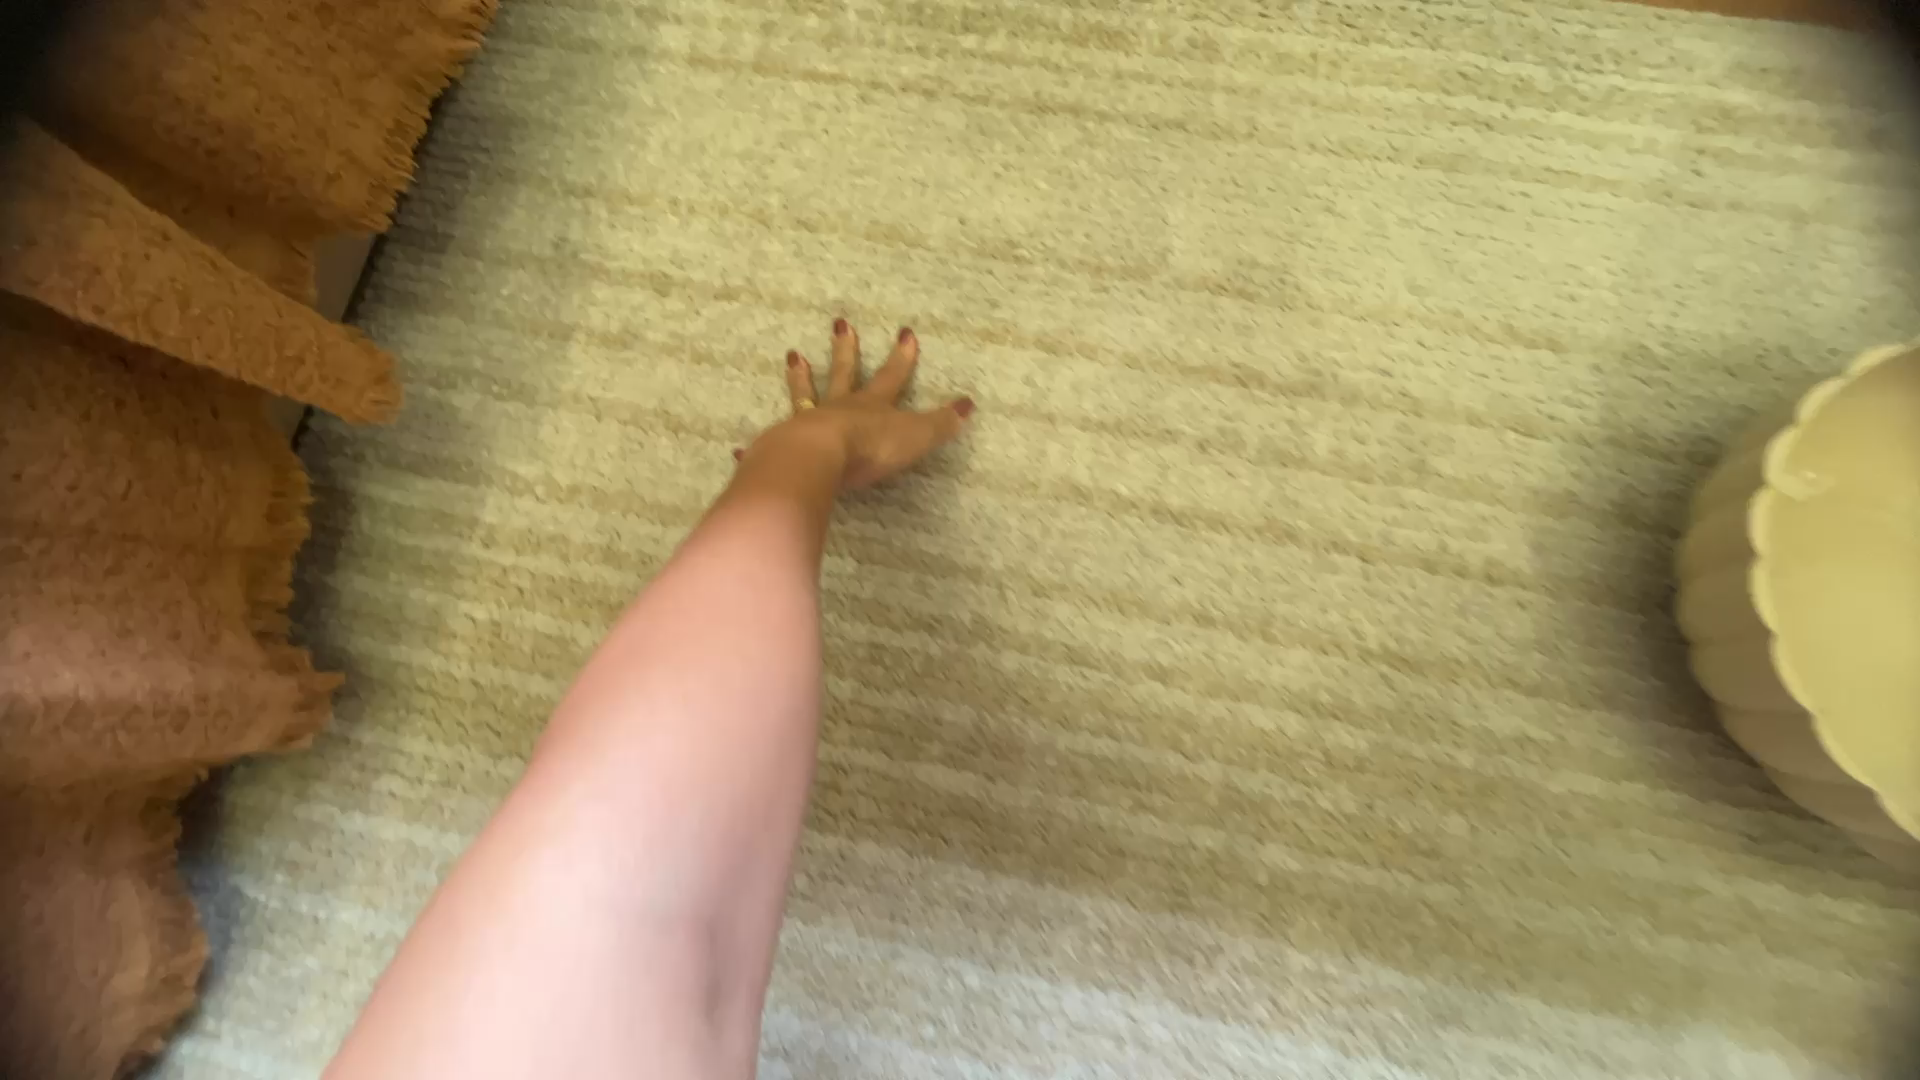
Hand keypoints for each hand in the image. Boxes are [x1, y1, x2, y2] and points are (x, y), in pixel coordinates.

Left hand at [747, 319, 973, 489]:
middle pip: (843, 374)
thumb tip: (969, 406)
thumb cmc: (870, 448)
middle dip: (846, 350)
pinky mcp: (783, 448)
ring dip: (800, 378)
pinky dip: (756, 451)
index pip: (891, 377)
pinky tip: (739, 452)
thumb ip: (941, 424)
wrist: (819, 459)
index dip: (901, 358)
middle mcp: (838, 410)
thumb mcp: (915, 436)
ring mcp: (807, 425)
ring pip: (805, 396)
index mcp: (871, 407)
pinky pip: (769, 447)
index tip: (905, 332)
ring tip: (793, 357)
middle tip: (840, 323)